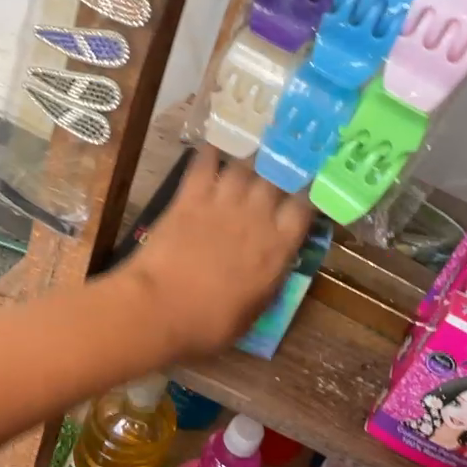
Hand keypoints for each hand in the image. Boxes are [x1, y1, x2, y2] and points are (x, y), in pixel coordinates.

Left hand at [117, 146, 313, 358]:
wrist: (157, 309)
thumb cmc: (207, 324)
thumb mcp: (253, 313)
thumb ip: (268, 283)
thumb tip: (277, 265)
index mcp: (277, 250)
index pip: (304, 209)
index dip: (308, 196)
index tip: (309, 190)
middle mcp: (256, 218)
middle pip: (277, 179)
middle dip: (283, 167)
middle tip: (285, 158)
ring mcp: (222, 204)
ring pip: (245, 166)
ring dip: (252, 156)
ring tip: (256, 147)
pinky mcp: (190, 198)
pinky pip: (205, 165)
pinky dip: (211, 151)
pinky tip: (215, 142)